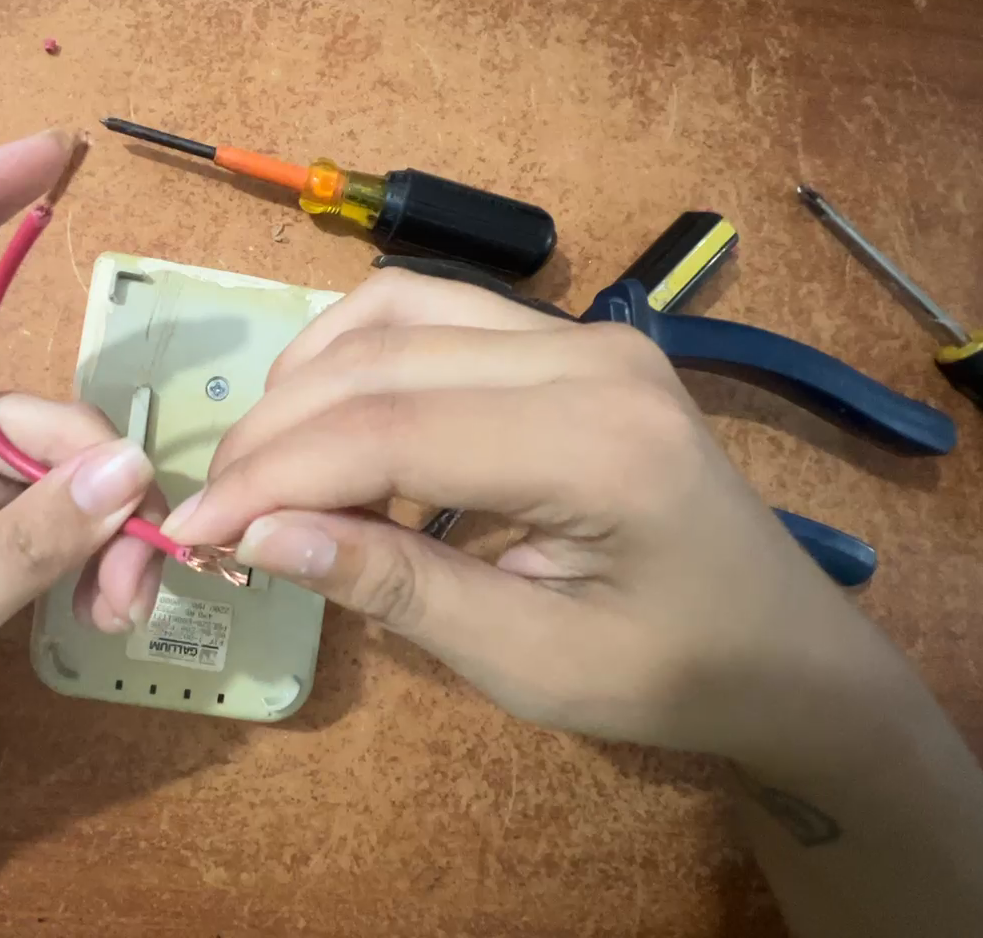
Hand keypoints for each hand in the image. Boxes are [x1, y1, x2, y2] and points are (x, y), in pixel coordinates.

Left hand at [0, 129, 161, 805]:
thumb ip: (21, 548)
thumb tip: (130, 467)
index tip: (51, 153)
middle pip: (44, 412)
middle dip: (102, 483)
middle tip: (138, 574)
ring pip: (74, 469)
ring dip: (114, 536)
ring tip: (122, 610)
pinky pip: (75, 513)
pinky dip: (104, 555)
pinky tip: (109, 610)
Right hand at [162, 269, 917, 774]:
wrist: (787, 647)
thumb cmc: (669, 673)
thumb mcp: (528, 661)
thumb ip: (392, 586)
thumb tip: (258, 536)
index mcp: (596, 446)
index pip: (387, 431)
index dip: (272, 476)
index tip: (195, 528)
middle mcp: (586, 356)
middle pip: (378, 363)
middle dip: (273, 434)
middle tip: (216, 504)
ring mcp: (577, 332)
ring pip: (392, 312)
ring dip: (306, 380)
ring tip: (267, 460)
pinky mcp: (561, 335)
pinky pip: (425, 310)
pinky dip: (352, 353)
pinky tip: (332, 412)